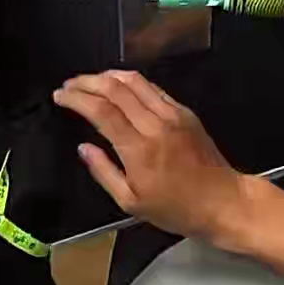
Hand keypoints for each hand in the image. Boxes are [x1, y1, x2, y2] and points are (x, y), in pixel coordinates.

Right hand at [53, 71, 265, 248]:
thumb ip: (103, 171)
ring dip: (107, 75)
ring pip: (135, 81)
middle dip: (86, 82)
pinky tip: (119, 85)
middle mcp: (155, 125)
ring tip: (89, 80)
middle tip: (69, 84)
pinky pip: (153, 88)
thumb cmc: (176, 209)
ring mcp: (172, 114)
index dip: (76, 99)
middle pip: (115, 89)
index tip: (60, 96)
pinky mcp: (184, 111)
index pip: (101, 111)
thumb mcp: (131, 202)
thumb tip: (83, 147)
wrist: (224, 202)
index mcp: (139, 150)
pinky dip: (130, 81)